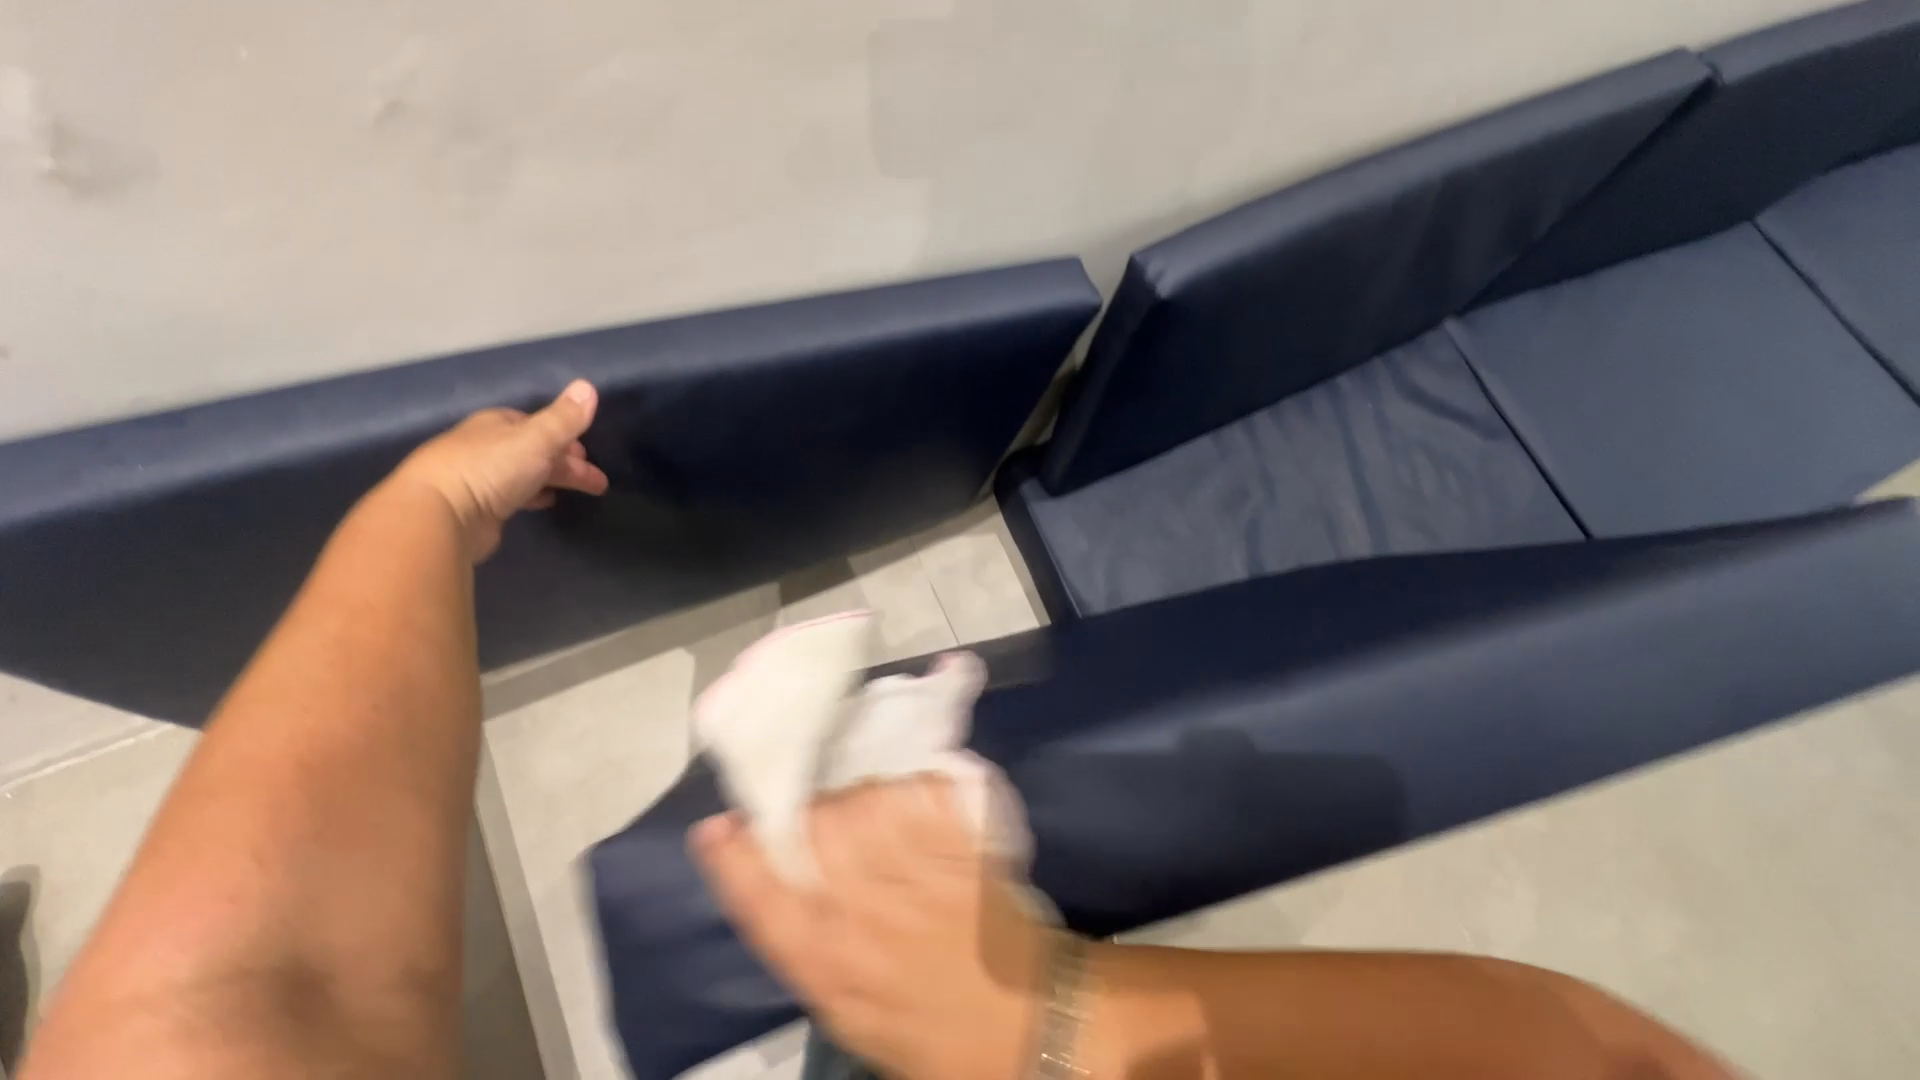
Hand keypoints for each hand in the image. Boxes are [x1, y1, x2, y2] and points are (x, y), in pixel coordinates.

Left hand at [394, 379, 610, 560]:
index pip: (535, 423)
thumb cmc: (490, 469)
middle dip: (566, 461)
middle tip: (596, 479)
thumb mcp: (536, 439)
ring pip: (526, 472)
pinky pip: (514, 495)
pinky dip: (534, 496)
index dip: (564, 434)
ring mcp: (479, 477)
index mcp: (496, 424)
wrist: (440, 516)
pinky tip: (545, 503)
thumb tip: (588, 385)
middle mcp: (485, 446)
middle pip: (534, 449)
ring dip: (552, 479)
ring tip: (578, 492)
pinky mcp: (477, 507)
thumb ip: (564, 418)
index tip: (588, 451)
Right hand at [691, 778, 1050, 1079]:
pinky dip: (915, 788)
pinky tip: (918, 804)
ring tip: (874, 815)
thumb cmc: (930, 1028)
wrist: (1024, 1026)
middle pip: (814, 829)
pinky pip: (922, 791)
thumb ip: (808, 948)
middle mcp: (864, 913)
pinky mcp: (963, 848)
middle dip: (811, 815)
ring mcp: (917, 874)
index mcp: (827, 965)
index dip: (732, 857)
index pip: (760, 898)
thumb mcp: (848, 1010)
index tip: (719, 827)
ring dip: (862, 799)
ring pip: (866, 801)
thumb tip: (776, 891)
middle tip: (825, 822)